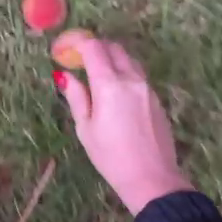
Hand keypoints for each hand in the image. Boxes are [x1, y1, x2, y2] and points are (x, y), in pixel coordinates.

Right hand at [57, 39, 193, 214]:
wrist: (152, 178)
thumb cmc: (110, 157)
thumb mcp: (85, 129)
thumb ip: (76, 97)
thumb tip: (65, 76)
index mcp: (109, 85)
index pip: (93, 49)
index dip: (77, 44)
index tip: (64, 50)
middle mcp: (131, 79)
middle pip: (114, 48)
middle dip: (95, 48)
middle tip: (79, 60)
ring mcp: (147, 88)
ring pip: (129, 59)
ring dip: (111, 58)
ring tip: (96, 74)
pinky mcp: (156, 98)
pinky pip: (138, 75)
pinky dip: (124, 72)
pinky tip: (115, 91)